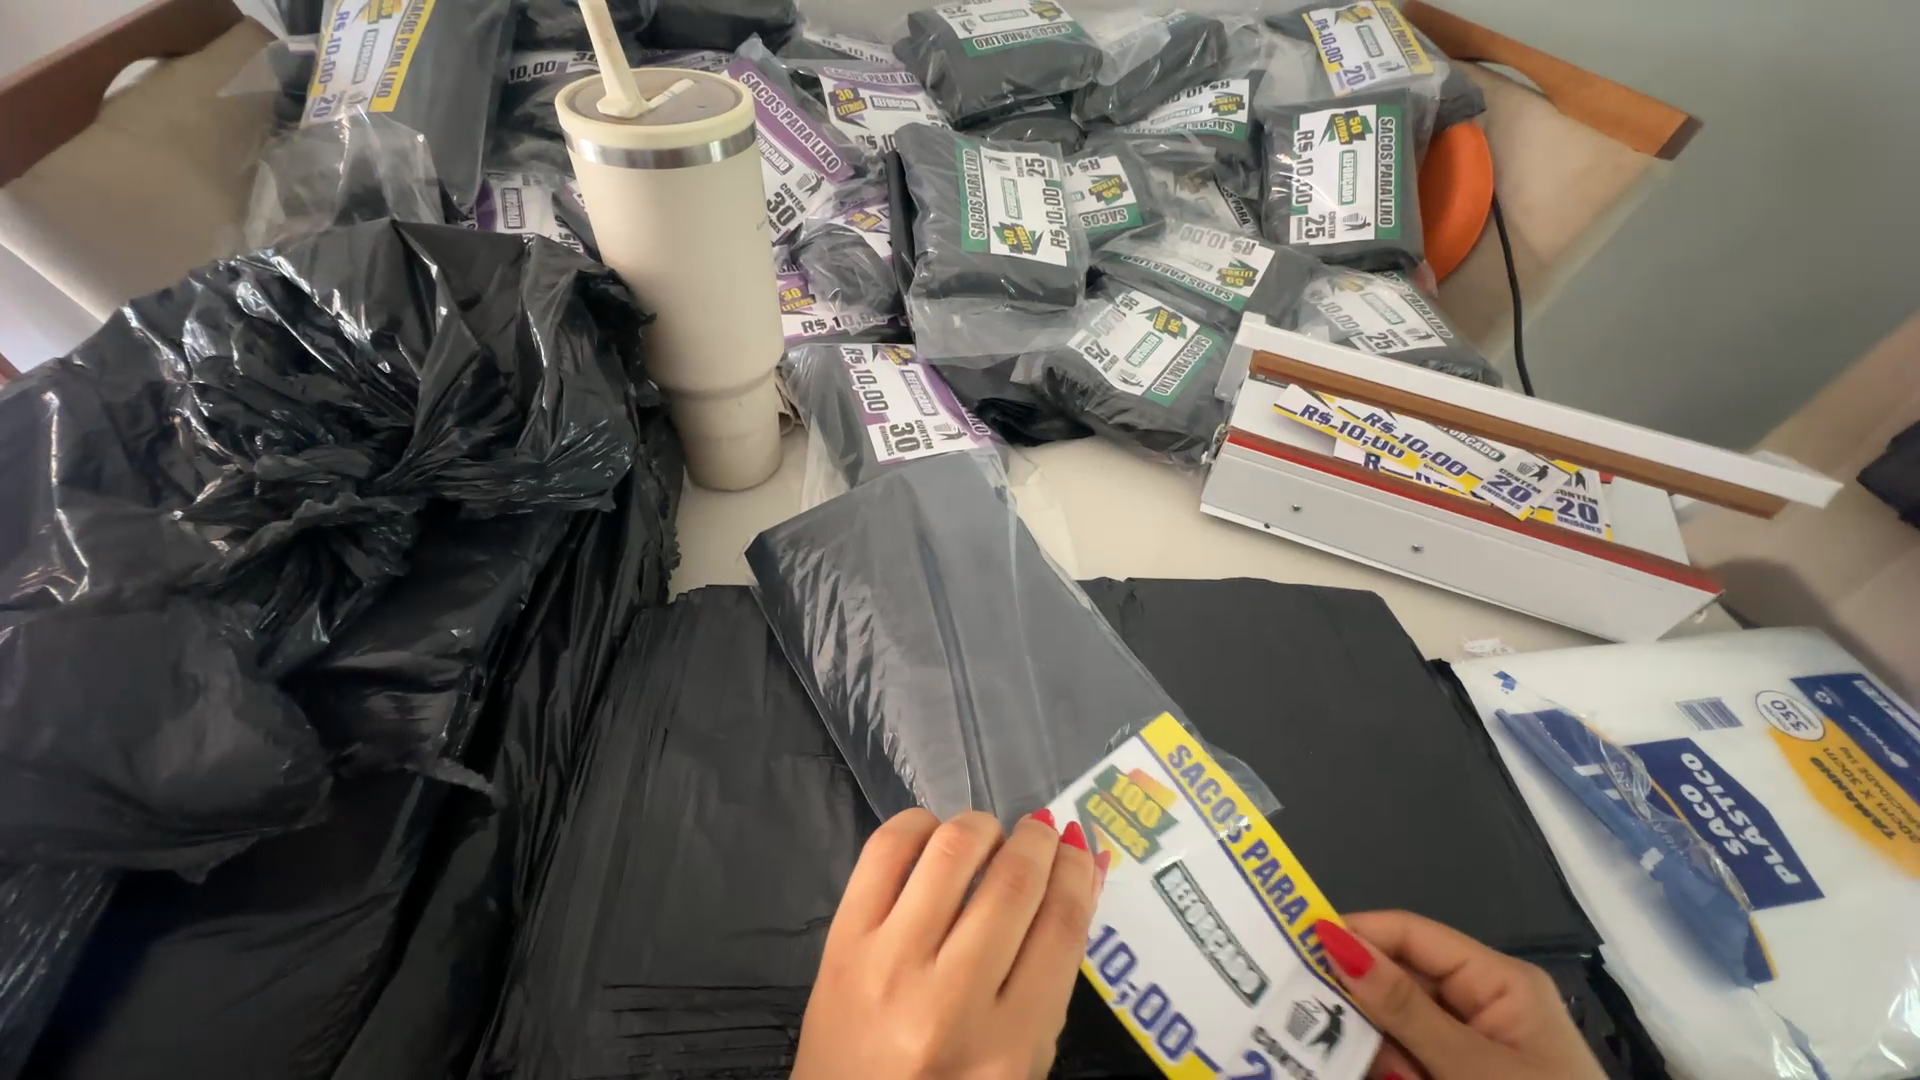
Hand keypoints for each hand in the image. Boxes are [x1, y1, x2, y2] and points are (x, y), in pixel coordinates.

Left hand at [793, 808, 1107, 1079]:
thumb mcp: (1022, 1052)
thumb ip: (1055, 965)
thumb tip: (1083, 866)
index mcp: (1007, 1045)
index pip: (1060, 928)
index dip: (1076, 871)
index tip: (1076, 844)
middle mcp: (949, 999)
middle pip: (1013, 883)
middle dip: (1038, 841)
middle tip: (1040, 830)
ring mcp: (889, 962)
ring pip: (953, 851)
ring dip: (984, 826)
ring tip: (990, 835)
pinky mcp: (842, 938)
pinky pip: (886, 850)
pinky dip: (919, 824)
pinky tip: (934, 836)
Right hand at [1313, 911, 1607, 1079]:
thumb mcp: (1472, 1068)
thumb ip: (1402, 1007)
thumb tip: (1331, 937)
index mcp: (1498, 981)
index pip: (1408, 933)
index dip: (1353, 933)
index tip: (1293, 945)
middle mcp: (1481, 1003)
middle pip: (1395, 978)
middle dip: (1353, 998)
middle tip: (1299, 1011)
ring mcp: (1470, 1046)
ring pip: (1392, 1022)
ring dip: (1363, 1041)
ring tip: (1339, 1054)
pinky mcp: (1458, 1074)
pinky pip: (1404, 1056)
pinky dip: (1381, 1066)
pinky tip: (1349, 1066)